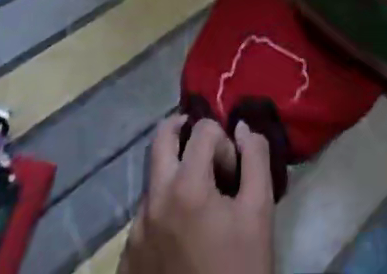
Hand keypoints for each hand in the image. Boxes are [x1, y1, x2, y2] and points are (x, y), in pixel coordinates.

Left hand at [120, 116, 273, 273]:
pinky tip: (185, 237)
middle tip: (205, 143)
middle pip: (159, 139)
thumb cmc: (240, 269)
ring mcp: (133, 234)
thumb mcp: (260, 211)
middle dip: (184, 130)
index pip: (201, 130)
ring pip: (152, 181)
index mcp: (185, 186)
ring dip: (176, 175)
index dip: (224, 143)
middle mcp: (151, 202)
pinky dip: (165, 211)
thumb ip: (255, 158)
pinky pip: (144, 218)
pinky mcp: (126, 260)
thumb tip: (241, 127)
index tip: (236, 173)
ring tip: (203, 203)